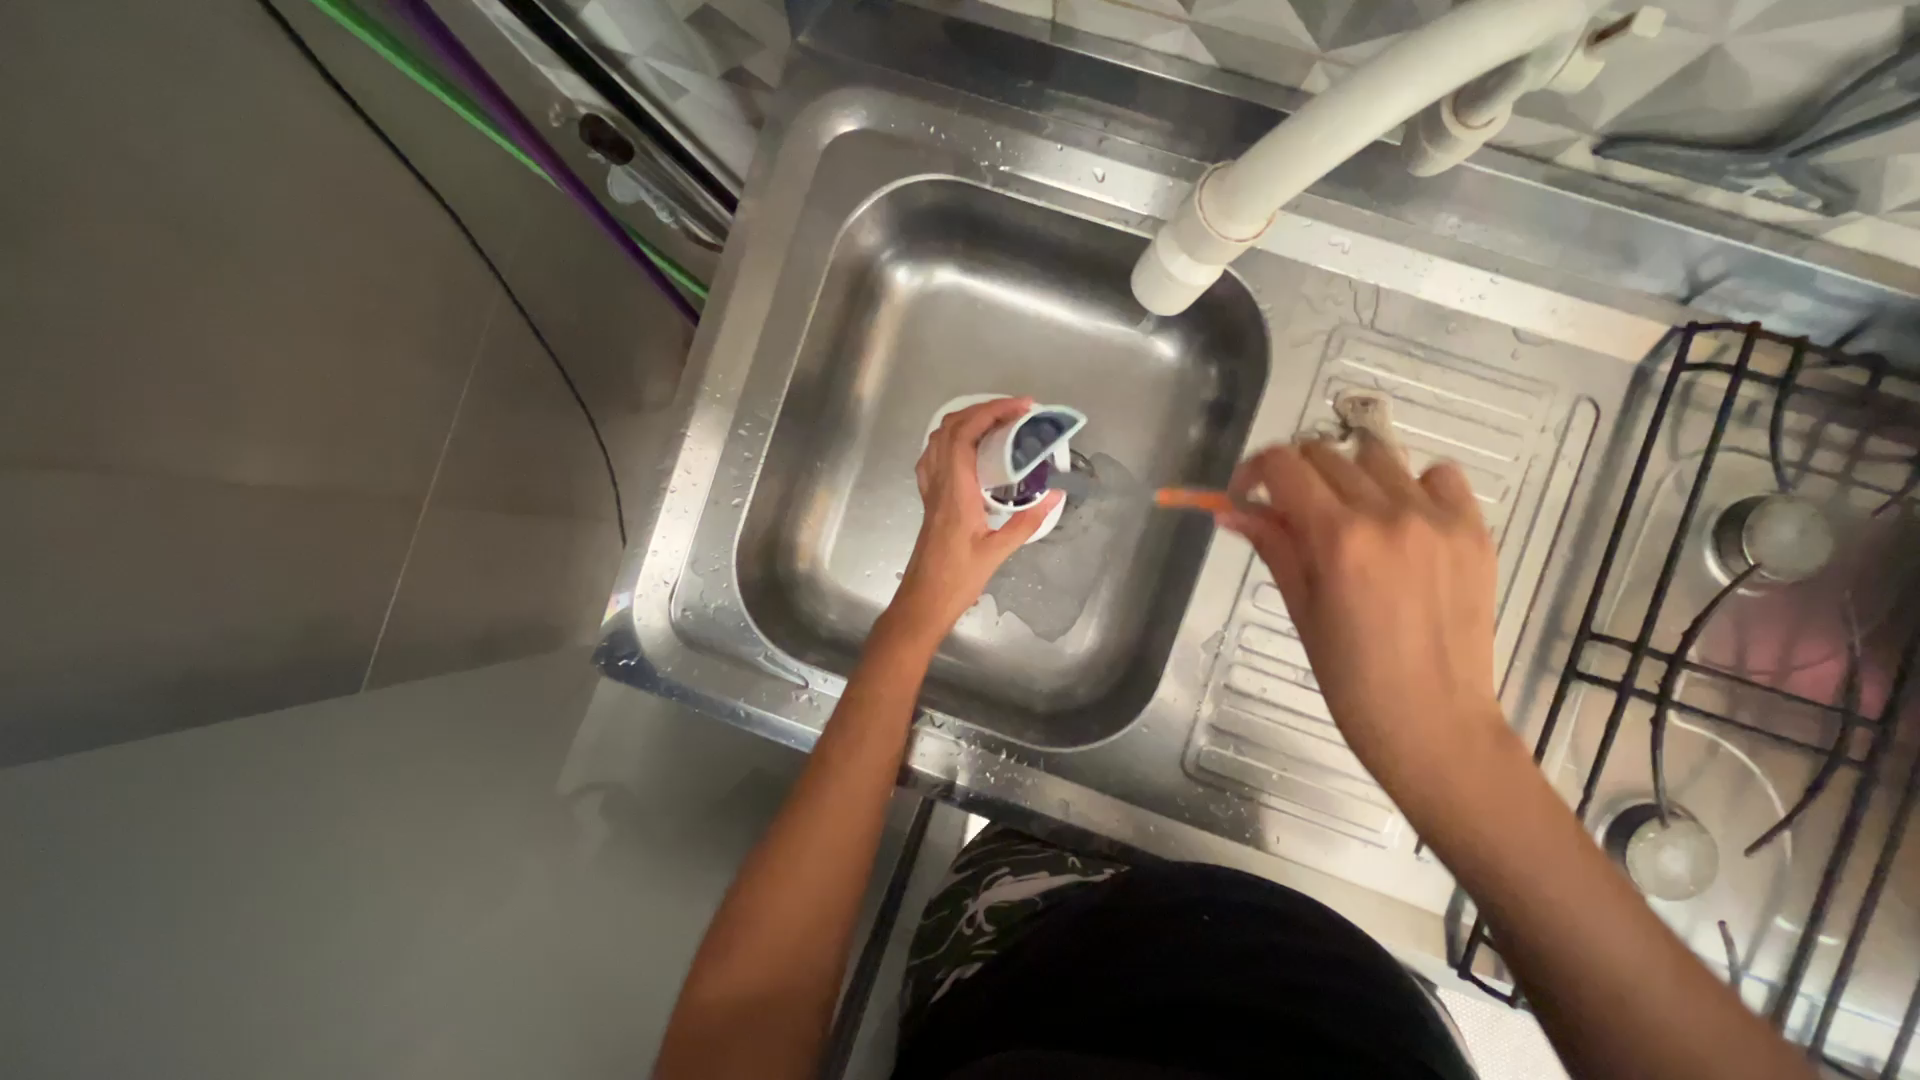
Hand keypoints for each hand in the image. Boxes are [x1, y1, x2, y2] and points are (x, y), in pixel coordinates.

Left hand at [889, 397, 1064, 639]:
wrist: (923, 600)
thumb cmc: (957, 579)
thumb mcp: (998, 552)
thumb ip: (1027, 522)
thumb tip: (1054, 495)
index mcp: (955, 491)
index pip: (965, 435)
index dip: (991, 411)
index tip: (1021, 408)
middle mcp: (938, 483)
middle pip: (951, 428)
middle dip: (983, 410)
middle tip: (1016, 413)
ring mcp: (930, 490)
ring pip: (939, 439)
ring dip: (967, 421)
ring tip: (999, 424)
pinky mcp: (929, 499)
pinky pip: (934, 456)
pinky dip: (953, 440)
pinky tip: (972, 449)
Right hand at [1217, 436, 1503, 792]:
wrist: (1433, 721)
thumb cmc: (1351, 678)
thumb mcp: (1301, 609)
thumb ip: (1273, 547)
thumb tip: (1233, 513)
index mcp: (1337, 537)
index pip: (1283, 465)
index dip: (1253, 472)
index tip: (1247, 498)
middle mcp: (1388, 513)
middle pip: (1326, 454)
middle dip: (1295, 477)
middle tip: (1290, 515)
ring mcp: (1437, 518)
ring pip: (1379, 457)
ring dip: (1351, 476)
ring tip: (1350, 516)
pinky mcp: (1474, 531)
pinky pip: (1440, 476)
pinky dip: (1413, 486)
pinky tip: (1403, 521)